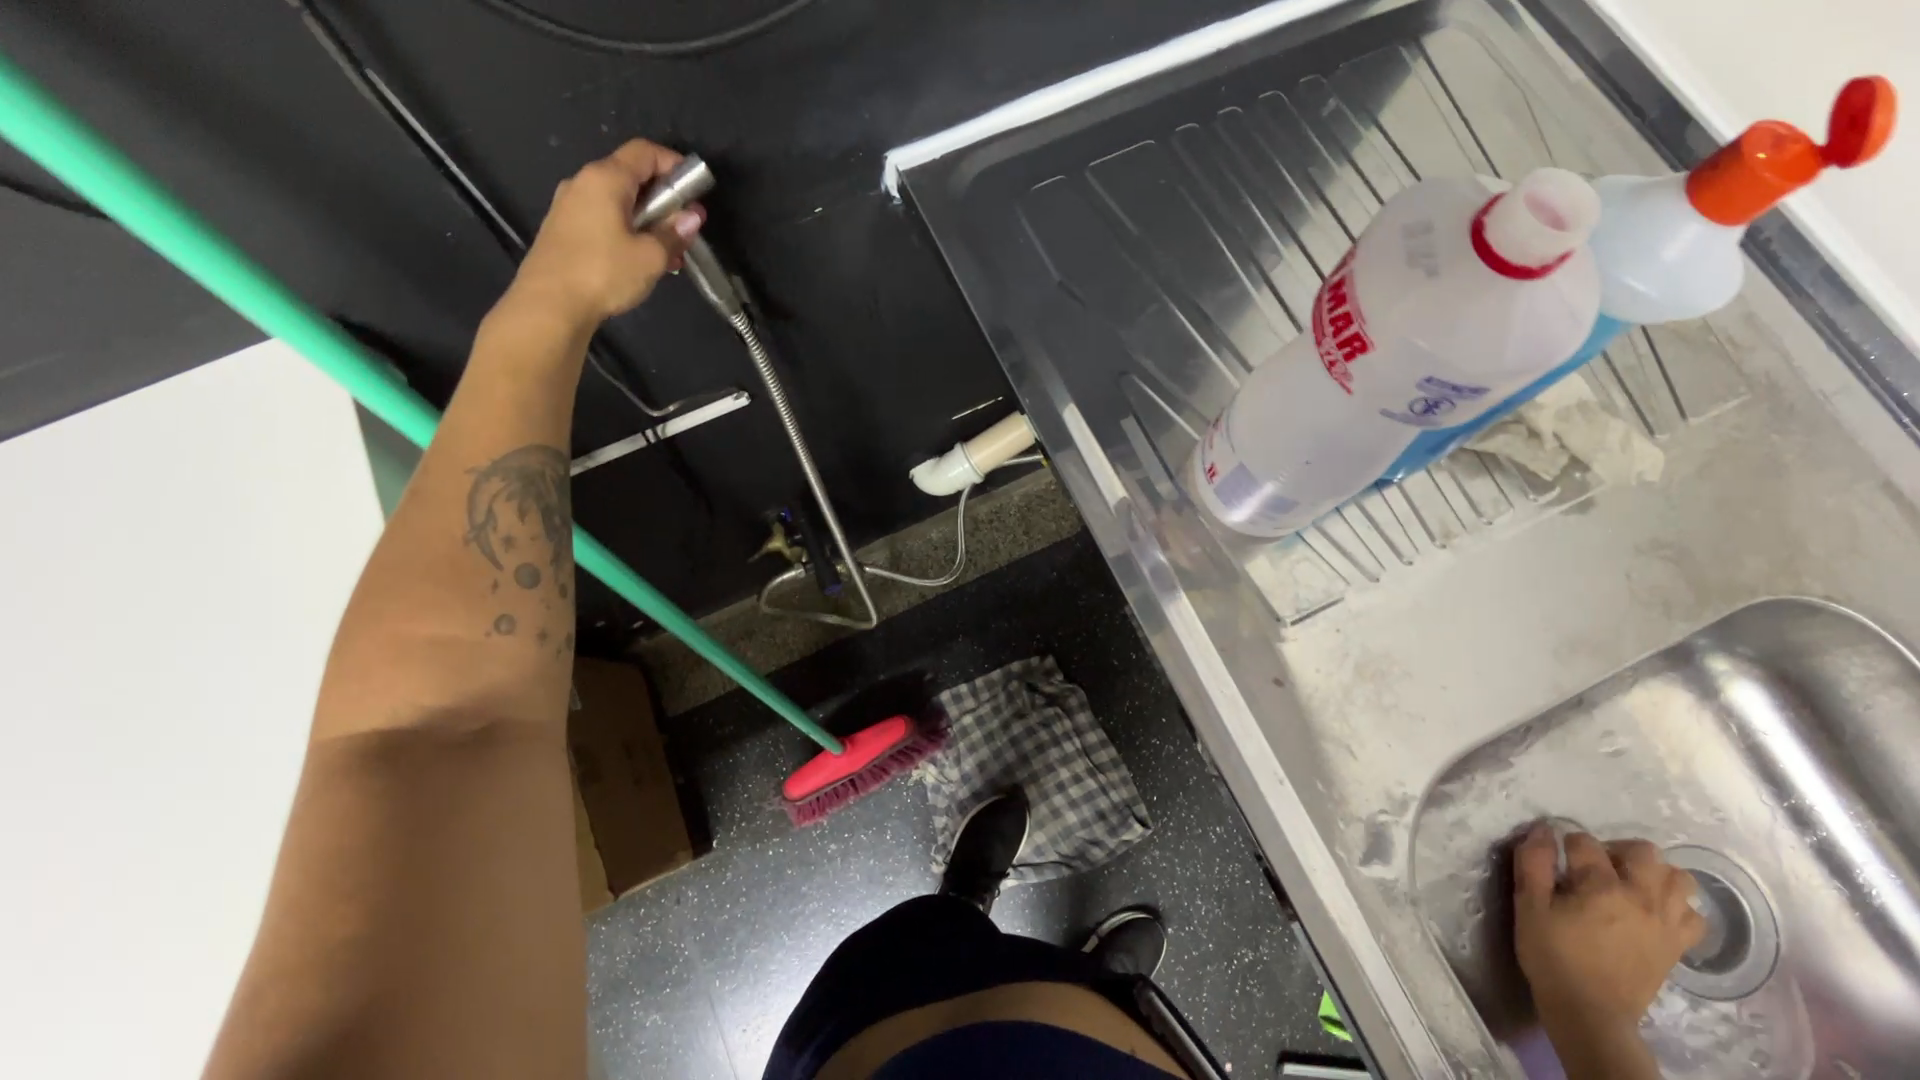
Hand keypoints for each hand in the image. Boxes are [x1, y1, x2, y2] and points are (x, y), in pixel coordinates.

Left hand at [508, 139, 703, 328]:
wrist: (548, 306)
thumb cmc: (603, 273)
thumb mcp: (650, 256)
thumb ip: (674, 233)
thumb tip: (692, 217)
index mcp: (605, 179)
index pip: (644, 152)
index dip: (673, 163)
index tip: (695, 188)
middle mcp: (583, 183)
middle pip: (630, 176)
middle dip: (663, 199)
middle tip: (685, 227)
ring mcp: (568, 206)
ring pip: (617, 202)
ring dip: (646, 220)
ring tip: (668, 252)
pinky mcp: (562, 230)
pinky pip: (602, 219)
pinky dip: (626, 231)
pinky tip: (640, 260)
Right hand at [1513, 825, 1705, 1070]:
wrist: (1590, 1011)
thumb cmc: (1552, 956)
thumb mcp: (1528, 906)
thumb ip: (1533, 863)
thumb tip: (1543, 831)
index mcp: (1602, 886)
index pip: (1585, 842)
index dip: (1565, 844)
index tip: (1554, 857)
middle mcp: (1643, 897)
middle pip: (1644, 851)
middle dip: (1617, 850)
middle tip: (1595, 867)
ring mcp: (1667, 922)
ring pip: (1679, 878)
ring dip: (1655, 874)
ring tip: (1629, 885)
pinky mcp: (1678, 945)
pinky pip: (1694, 915)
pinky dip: (1677, 907)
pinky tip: (1653, 912)